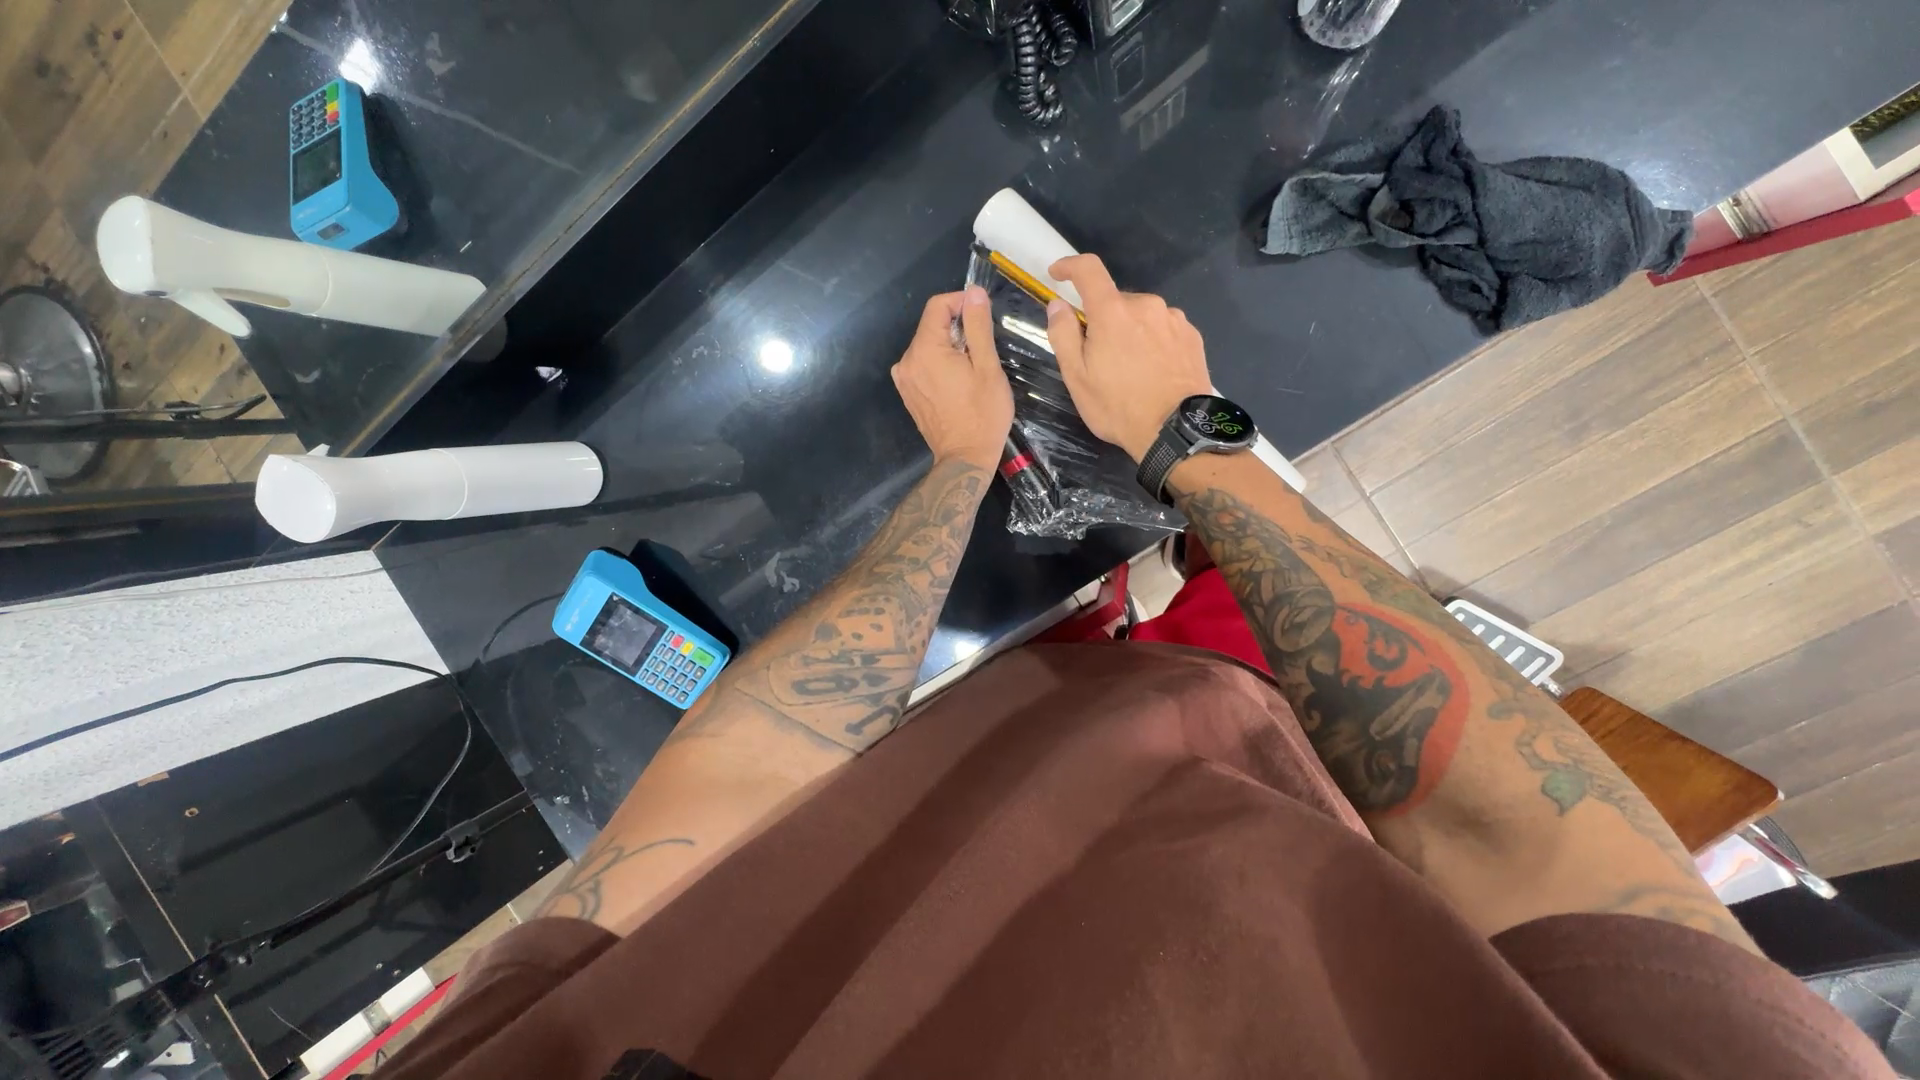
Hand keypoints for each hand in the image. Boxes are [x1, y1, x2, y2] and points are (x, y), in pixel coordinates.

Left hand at [892, 286, 1013, 470]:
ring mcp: (904, 379)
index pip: (937, 306)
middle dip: (957, 328)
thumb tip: (973, 293)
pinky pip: (923, 365)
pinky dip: (939, 363)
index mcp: (925, 350)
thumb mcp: (988, 367)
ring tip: (973, 367)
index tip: (982, 313)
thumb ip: (978, 326)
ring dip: (949, 347)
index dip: (961, 302)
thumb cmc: (983, 414)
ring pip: (927, 345)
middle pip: (931, 326)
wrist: (964, 458)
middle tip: (983, 348)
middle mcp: (907, 360)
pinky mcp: (907, 393)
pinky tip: (957, 381)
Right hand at [1044, 254, 1212, 461]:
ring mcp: (1173, 319)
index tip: (1058, 274)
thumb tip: (1058, 305)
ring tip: (1130, 368)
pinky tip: (1153, 370)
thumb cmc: (1117, 406)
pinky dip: (1152, 341)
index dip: (1070, 266)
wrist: (1174, 431)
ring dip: (1130, 331)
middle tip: (1098, 355)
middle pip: (1116, 300)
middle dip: (1103, 319)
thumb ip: (1063, 334)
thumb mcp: (1077, 377)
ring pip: (1141, 315)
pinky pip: (1163, 328)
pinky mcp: (1192, 336)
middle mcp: (1146, 304)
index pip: (1088, 270)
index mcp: (1113, 311)